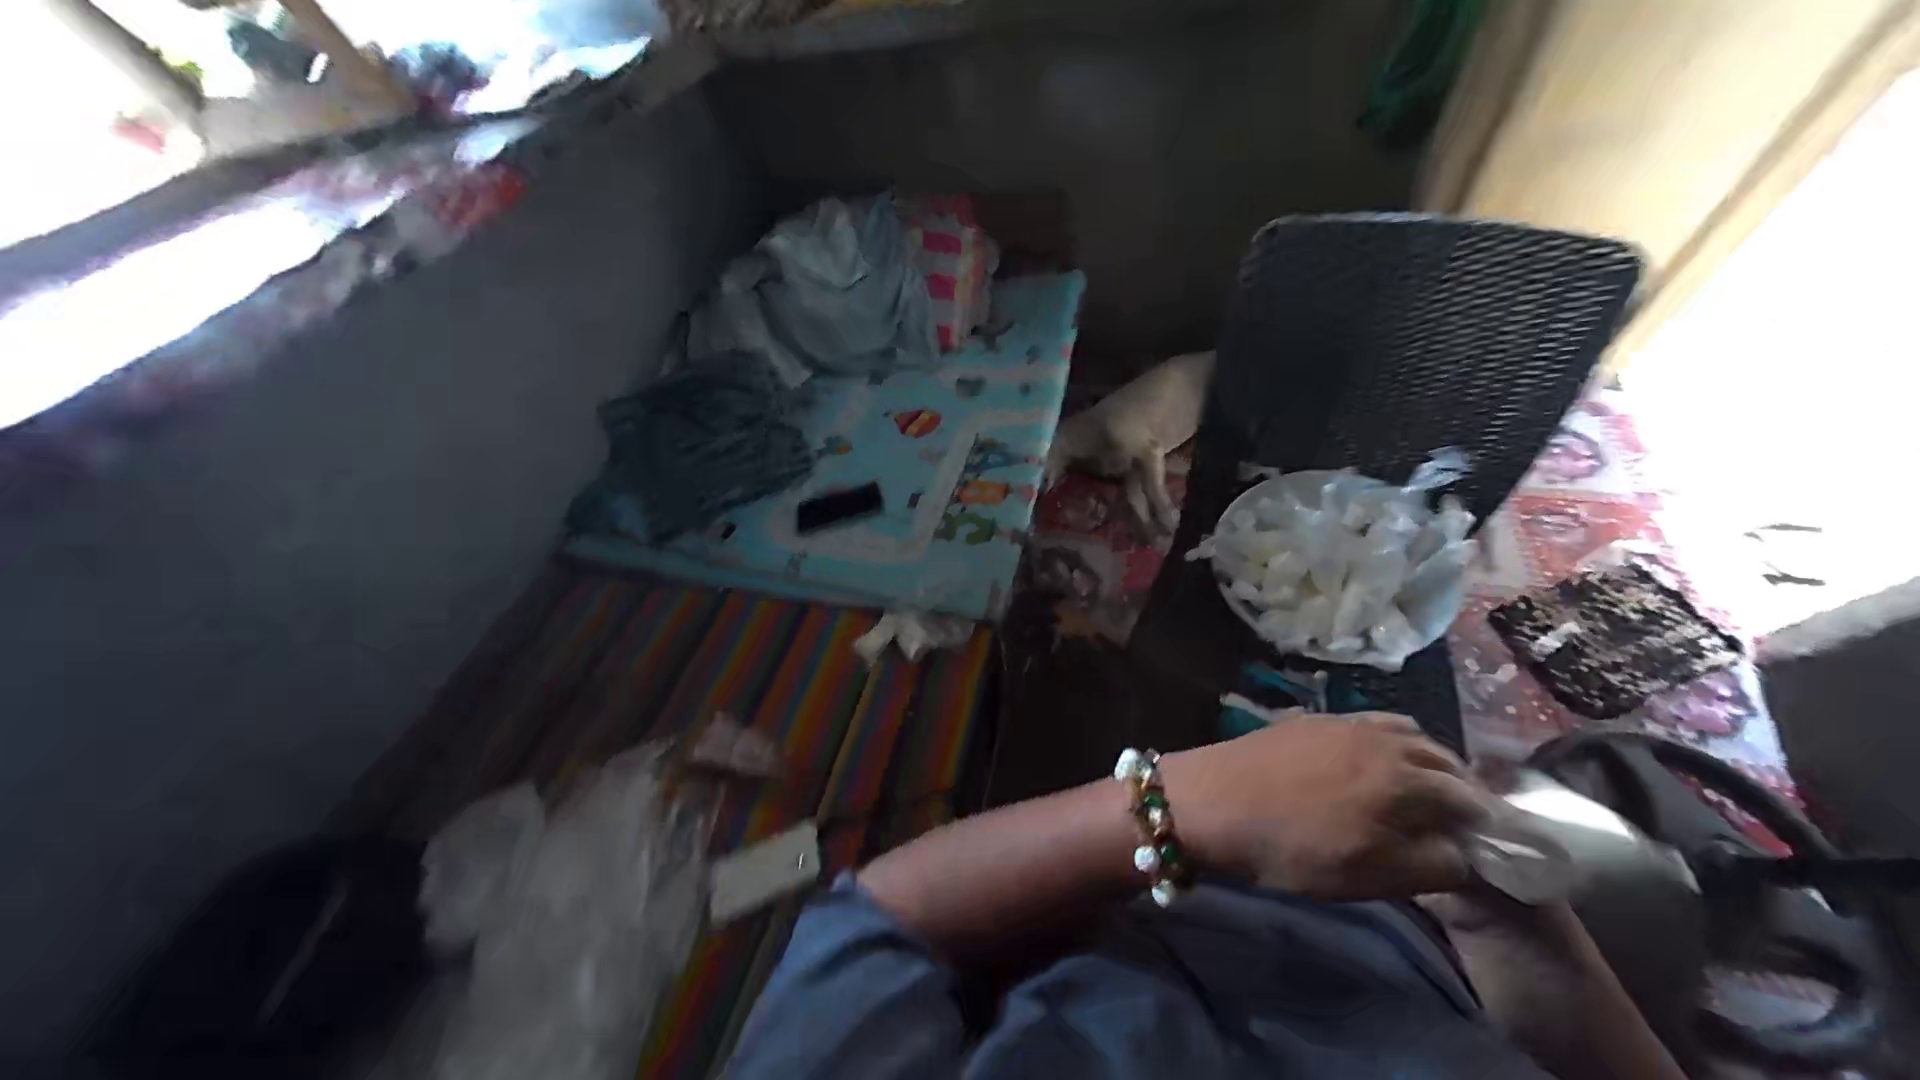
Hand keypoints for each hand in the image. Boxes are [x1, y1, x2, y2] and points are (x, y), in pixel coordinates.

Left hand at [1160, 713, 1488, 899]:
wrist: (1208, 803)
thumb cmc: (1291, 847)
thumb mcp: (1371, 876)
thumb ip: (1434, 864)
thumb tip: (1470, 853)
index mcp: (1407, 777)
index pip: (1473, 800)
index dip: (1489, 826)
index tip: (1492, 847)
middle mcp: (1382, 739)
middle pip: (1443, 761)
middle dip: (1462, 789)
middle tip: (1461, 820)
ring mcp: (1343, 722)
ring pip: (1407, 736)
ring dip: (1425, 762)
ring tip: (1421, 791)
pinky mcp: (1311, 719)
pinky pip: (1369, 725)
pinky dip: (1389, 743)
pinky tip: (1375, 765)